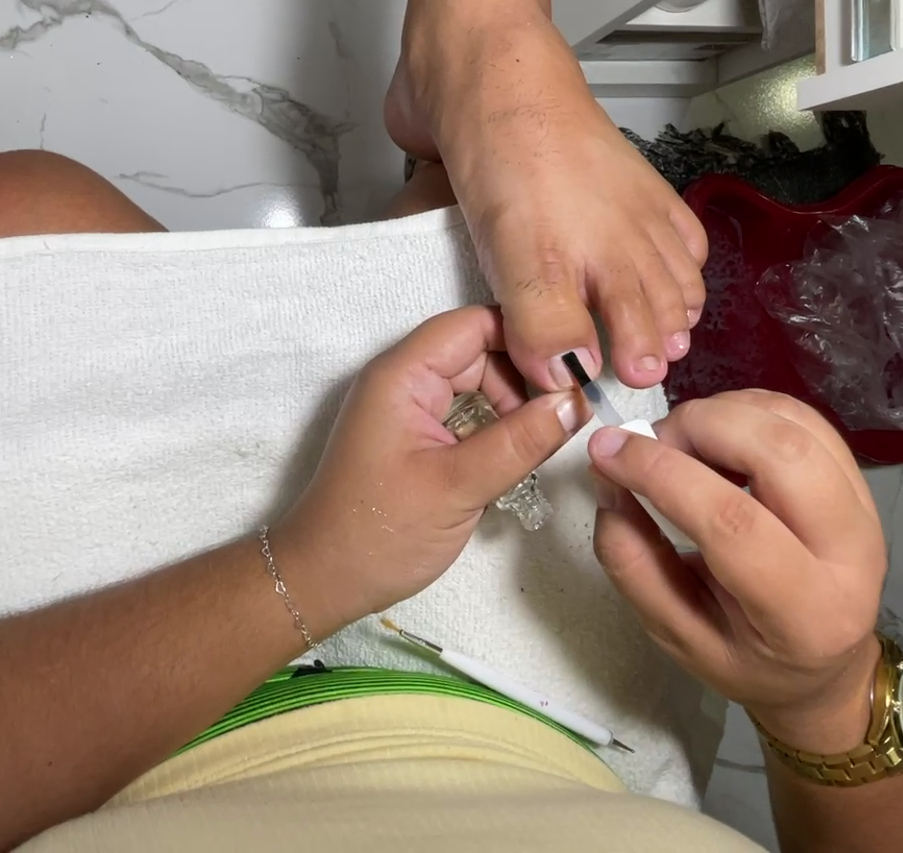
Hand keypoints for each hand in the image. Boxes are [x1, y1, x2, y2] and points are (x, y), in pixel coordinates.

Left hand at [271, 306, 582, 635]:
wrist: (325, 579)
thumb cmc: (381, 531)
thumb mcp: (459, 485)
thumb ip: (521, 441)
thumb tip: (577, 402)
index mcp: (403, 374)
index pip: (475, 324)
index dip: (526, 340)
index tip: (569, 376)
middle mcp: (403, 378)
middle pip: (479, 350)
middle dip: (522, 380)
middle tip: (561, 420)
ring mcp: (407, 405)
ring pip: (475, 381)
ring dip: (510, 406)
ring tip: (537, 445)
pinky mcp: (413, 432)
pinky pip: (464, 409)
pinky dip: (493, 425)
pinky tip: (513, 455)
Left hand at [390, 5, 707, 393]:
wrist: (487, 65)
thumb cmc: (507, 156)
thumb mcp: (520, 256)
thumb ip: (547, 323)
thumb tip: (572, 381)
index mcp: (617, 258)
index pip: (644, 328)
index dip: (635, 363)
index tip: (626, 390)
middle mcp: (631, 231)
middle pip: (661, 299)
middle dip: (654, 339)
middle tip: (642, 372)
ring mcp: (621, 198)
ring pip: (662, 261)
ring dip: (663, 301)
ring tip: (656, 334)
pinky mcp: (598, 174)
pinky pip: (654, 221)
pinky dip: (664, 250)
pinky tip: (653, 260)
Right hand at [587, 390, 886, 753]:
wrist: (823, 664)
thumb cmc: (745, 656)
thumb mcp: (673, 634)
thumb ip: (631, 562)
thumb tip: (607, 480)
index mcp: (805, 614)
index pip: (733, 523)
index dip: (660, 474)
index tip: (607, 451)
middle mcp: (852, 554)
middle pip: (780, 453)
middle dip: (697, 427)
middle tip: (651, 443)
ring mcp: (865, 508)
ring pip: (792, 422)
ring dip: (719, 412)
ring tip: (681, 443)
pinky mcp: (858, 477)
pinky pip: (800, 415)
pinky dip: (744, 408)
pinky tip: (714, 434)